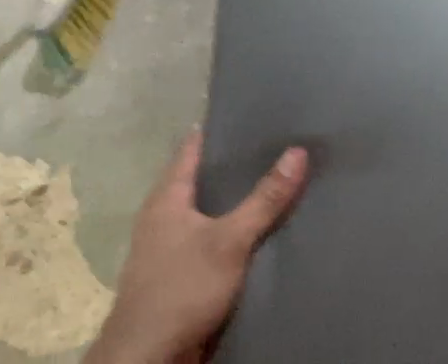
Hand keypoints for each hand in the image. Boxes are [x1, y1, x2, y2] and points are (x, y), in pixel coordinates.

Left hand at [86, 132, 308, 363]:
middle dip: (242, 163)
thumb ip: (264, 198)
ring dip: (243, 198)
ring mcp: (174, 247)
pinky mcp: (186, 274)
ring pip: (214, 210)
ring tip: (286, 178)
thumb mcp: (229, 240)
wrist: (148, 361)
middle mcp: (166, 216)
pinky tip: (271, 226)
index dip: (224, 126)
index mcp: (167, 197)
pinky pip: (219, 238)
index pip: (194, 145)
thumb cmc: (180, 289)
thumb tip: (299, 150)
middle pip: (207, 177)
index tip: (258, 109)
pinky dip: (242, 229)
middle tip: (285, 140)